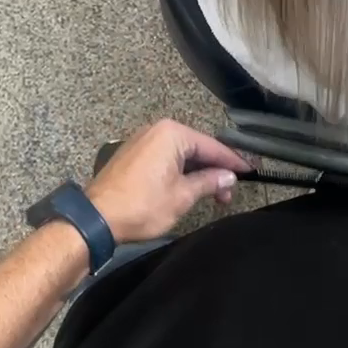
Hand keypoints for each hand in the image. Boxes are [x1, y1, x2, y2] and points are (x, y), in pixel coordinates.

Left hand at [84, 120, 247, 243]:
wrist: (97, 218)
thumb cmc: (142, 205)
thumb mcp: (182, 196)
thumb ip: (209, 181)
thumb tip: (229, 176)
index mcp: (172, 133)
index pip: (211, 146)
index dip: (232, 161)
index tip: (251, 172)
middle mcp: (157, 129)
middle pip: (196, 148)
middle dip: (214, 170)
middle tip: (228, 194)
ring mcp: (143, 140)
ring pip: (181, 153)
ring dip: (197, 173)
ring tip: (213, 195)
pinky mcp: (134, 153)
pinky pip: (165, 156)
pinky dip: (180, 170)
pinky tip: (190, 187)